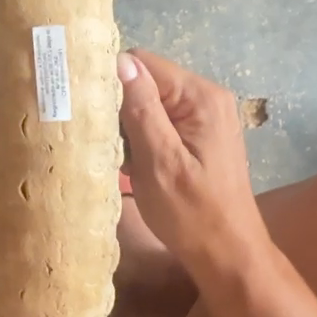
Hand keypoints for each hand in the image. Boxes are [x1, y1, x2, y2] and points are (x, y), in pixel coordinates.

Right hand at [117, 49, 270, 277]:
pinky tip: (134, 163)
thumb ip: (141, 108)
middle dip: (119, 107)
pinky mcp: (198, 135)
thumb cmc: (191, 213)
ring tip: (119, 156)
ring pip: (147, 102)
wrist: (227, 255)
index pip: (142, 63)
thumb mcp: (159, 160)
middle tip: (105, 141)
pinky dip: (140, 138)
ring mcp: (204, 116)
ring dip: (127, 126)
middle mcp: (206, 97)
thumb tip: (120, 60)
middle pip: (145, 81)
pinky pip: (158, 120)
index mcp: (200, 97)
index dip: (112, 82)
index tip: (89, 109)